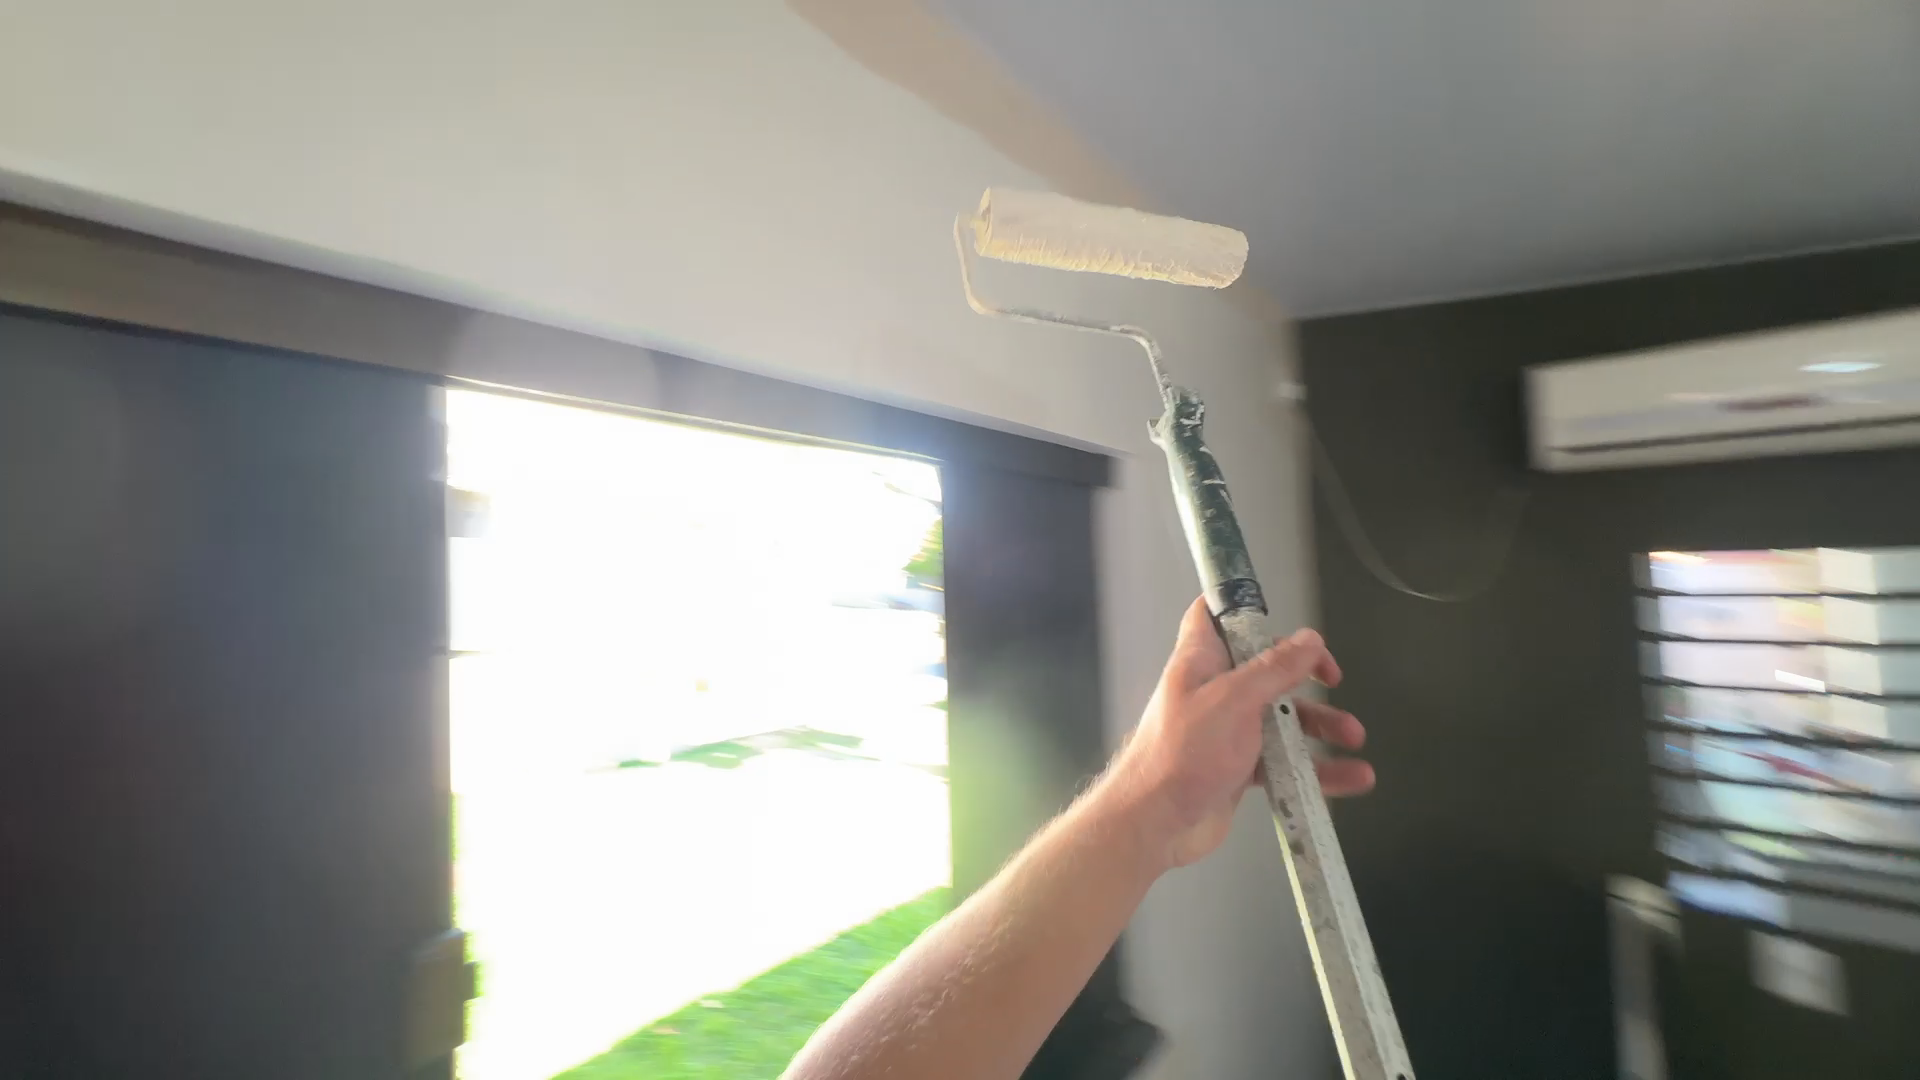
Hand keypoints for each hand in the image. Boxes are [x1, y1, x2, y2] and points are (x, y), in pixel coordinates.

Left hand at [1106, 598, 1373, 868]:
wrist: (1156, 820)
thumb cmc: (1186, 749)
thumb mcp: (1233, 700)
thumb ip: (1273, 669)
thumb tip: (1309, 638)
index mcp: (1200, 660)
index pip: (1210, 615)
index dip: (1239, 605)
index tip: (1278, 612)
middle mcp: (1213, 689)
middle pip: (1262, 667)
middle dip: (1302, 673)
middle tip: (1335, 681)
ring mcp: (1225, 730)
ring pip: (1279, 715)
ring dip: (1319, 723)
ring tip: (1353, 736)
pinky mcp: (1237, 767)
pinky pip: (1283, 759)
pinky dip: (1316, 767)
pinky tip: (1354, 778)